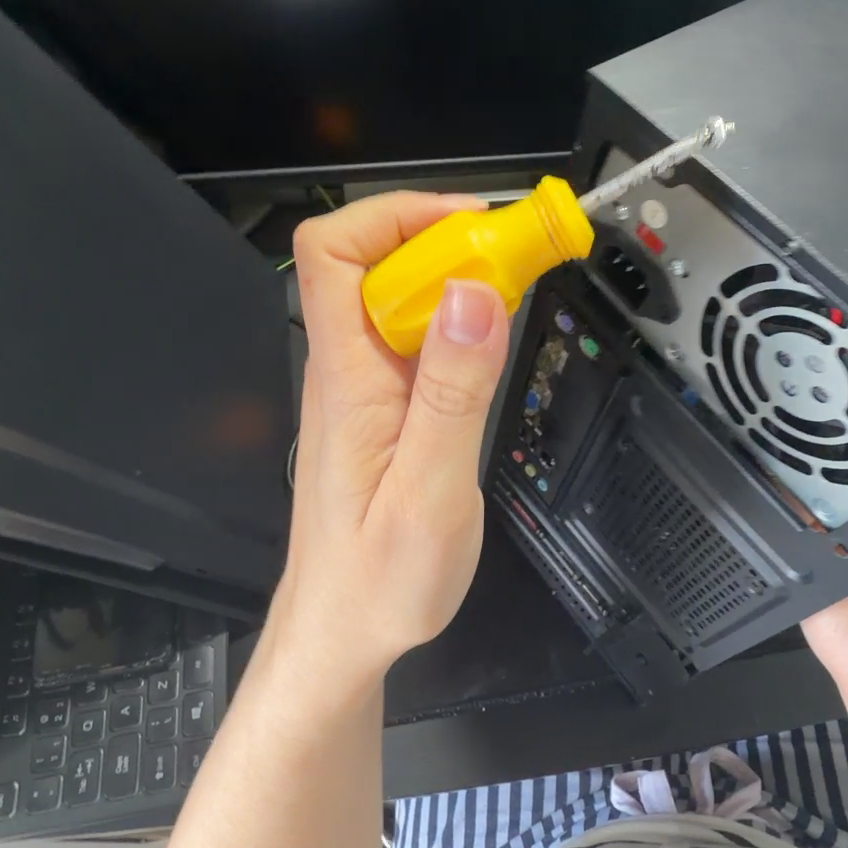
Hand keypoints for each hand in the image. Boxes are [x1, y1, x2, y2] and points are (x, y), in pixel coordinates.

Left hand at [263, 192, 510, 690]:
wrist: (342, 632)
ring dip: (455, 277)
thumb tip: (471, 295)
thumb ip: (452, 395)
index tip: (469, 225)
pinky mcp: (385, 407)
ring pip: (399, 298)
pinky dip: (458, 321)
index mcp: (345, 377)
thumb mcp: (429, 494)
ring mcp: (365, 385)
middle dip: (443, 238)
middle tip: (517, 253)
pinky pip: (416, 339)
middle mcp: (348, 368)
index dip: (392, 215)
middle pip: (372, 262)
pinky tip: (492, 340)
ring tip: (517, 283)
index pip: (330, 252)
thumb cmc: (378, 582)